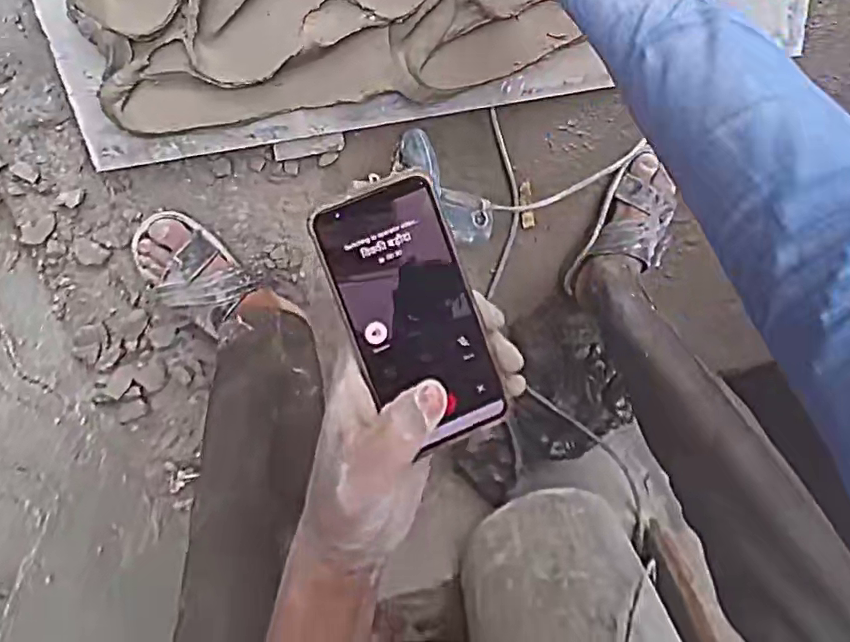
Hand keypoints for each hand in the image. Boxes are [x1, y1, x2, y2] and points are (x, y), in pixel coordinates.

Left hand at [292, 291, 525, 575]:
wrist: (351, 547)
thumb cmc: (340, 504)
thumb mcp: (365, 468)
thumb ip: (396, 431)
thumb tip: (430, 392)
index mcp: (358, 374)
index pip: (390, 319)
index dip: (426, 302)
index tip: (462, 304)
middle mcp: (383, 378)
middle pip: (427, 334)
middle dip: (467, 327)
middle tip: (498, 336)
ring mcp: (405, 399)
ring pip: (448, 360)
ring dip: (481, 357)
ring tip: (508, 366)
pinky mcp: (425, 422)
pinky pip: (460, 394)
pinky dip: (485, 390)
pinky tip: (503, 393)